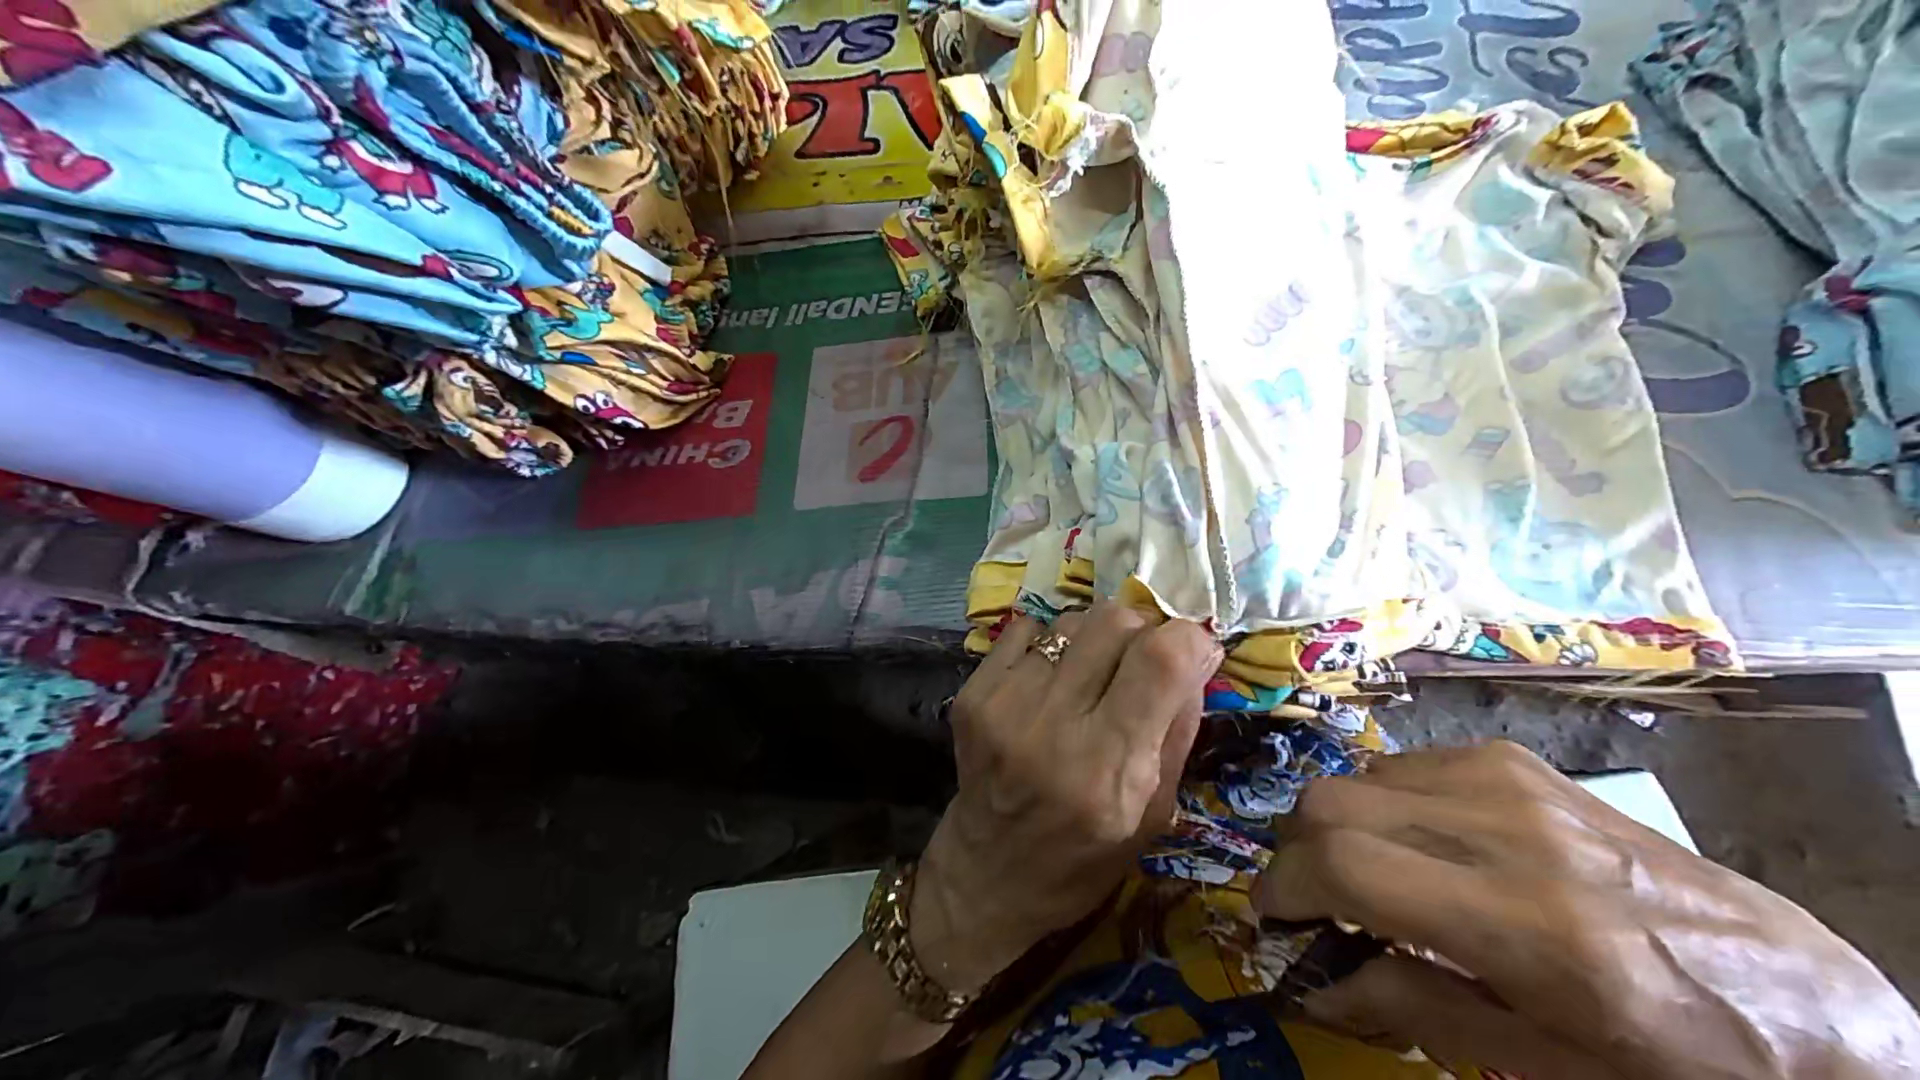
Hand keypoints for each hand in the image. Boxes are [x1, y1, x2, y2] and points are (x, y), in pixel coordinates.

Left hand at [910, 603, 1219, 993]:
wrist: (989, 872)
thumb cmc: (1084, 857)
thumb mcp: (1156, 812)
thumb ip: (1179, 727)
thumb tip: (1198, 650)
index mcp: (1108, 769)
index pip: (1159, 660)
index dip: (1188, 639)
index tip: (1193, 650)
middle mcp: (1052, 728)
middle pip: (1114, 622)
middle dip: (1142, 633)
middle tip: (1141, 663)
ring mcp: (1004, 704)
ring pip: (1072, 621)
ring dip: (1095, 640)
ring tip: (1092, 678)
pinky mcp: (971, 693)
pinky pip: (1027, 628)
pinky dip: (1051, 644)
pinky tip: (1051, 681)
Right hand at [1256, 741, 1919, 1078]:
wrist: (1800, 994)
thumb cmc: (1673, 1055)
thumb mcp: (1540, 1061)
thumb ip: (1407, 1010)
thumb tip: (1309, 981)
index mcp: (1526, 923)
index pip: (1347, 867)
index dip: (1284, 886)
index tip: (1269, 916)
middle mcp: (1508, 828)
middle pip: (1331, 803)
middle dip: (1296, 851)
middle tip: (1310, 899)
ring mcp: (1509, 779)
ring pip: (1355, 777)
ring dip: (1334, 826)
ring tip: (1362, 873)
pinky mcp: (1512, 758)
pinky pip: (1400, 766)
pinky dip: (1378, 804)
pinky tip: (1412, 843)